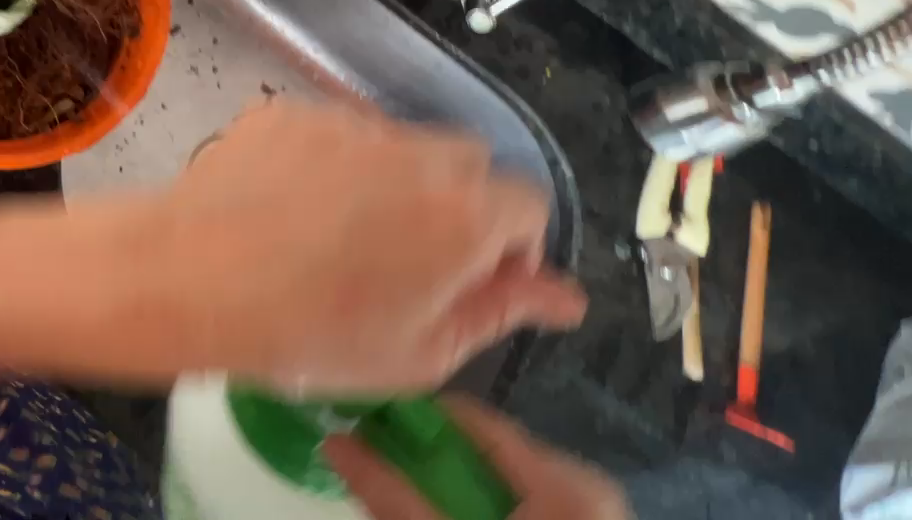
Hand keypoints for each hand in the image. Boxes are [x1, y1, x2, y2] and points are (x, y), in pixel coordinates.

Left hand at [133, 99, 586, 391]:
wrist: (189, 273)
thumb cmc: (307, 332)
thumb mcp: (419, 350)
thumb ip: (499, 310)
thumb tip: (560, 294)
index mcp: (463, 211)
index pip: (527, 203)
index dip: (508, 243)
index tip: (470, 276)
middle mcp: (410, 149)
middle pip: (462, 159)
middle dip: (453, 199)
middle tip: (404, 250)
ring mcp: (339, 120)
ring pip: (391, 140)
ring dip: (386, 174)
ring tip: (332, 225)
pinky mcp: (282, 110)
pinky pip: (326, 129)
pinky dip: (324, 158)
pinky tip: (286, 199)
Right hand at [323, 395, 628, 518]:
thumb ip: (391, 494)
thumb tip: (332, 441)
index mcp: (564, 479)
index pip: (466, 414)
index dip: (408, 415)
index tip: (362, 426)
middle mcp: (582, 485)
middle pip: (478, 446)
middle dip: (424, 458)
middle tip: (380, 474)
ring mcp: (590, 515)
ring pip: (494, 477)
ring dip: (446, 486)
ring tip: (407, 503)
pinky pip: (517, 503)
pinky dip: (476, 508)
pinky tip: (445, 518)